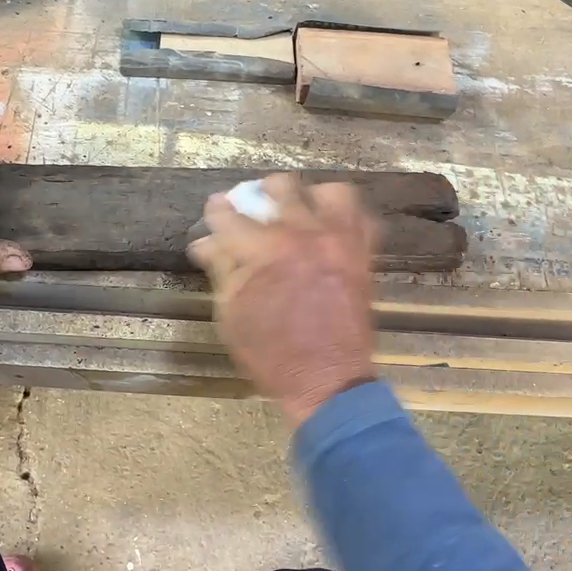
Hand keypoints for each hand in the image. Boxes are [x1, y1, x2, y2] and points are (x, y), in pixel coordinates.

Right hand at [187, 174, 378, 425]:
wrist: (327, 382)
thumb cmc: (271, 354)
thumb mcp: (232, 315)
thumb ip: (222, 270)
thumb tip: (207, 243)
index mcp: (266, 249)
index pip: (231, 215)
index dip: (217, 212)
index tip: (214, 212)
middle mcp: (306, 234)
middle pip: (281, 188)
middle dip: (260, 193)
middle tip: (254, 207)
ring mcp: (341, 242)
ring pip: (329, 192)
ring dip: (309, 196)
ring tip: (299, 210)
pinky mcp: (364, 256)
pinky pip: (362, 218)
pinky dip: (345, 217)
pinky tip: (330, 228)